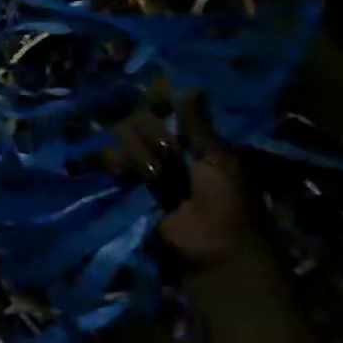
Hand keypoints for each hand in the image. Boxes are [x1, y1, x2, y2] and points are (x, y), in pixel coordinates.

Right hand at [105, 95, 268, 271]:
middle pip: (145, 128)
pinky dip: (115, 164)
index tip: (150, 98)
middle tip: (159, 152)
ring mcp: (150, 177)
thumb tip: (191, 86)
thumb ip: (198, 126)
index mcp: (198, 149)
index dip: (159, 108)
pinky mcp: (130, 194)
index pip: (169, 116)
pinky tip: (118, 169)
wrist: (216, 255)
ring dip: (134, 152)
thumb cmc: (228, 206)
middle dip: (147, 134)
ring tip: (144, 170)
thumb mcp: (219, 160)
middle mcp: (173, 158)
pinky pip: (116, 169)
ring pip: (129, 146)